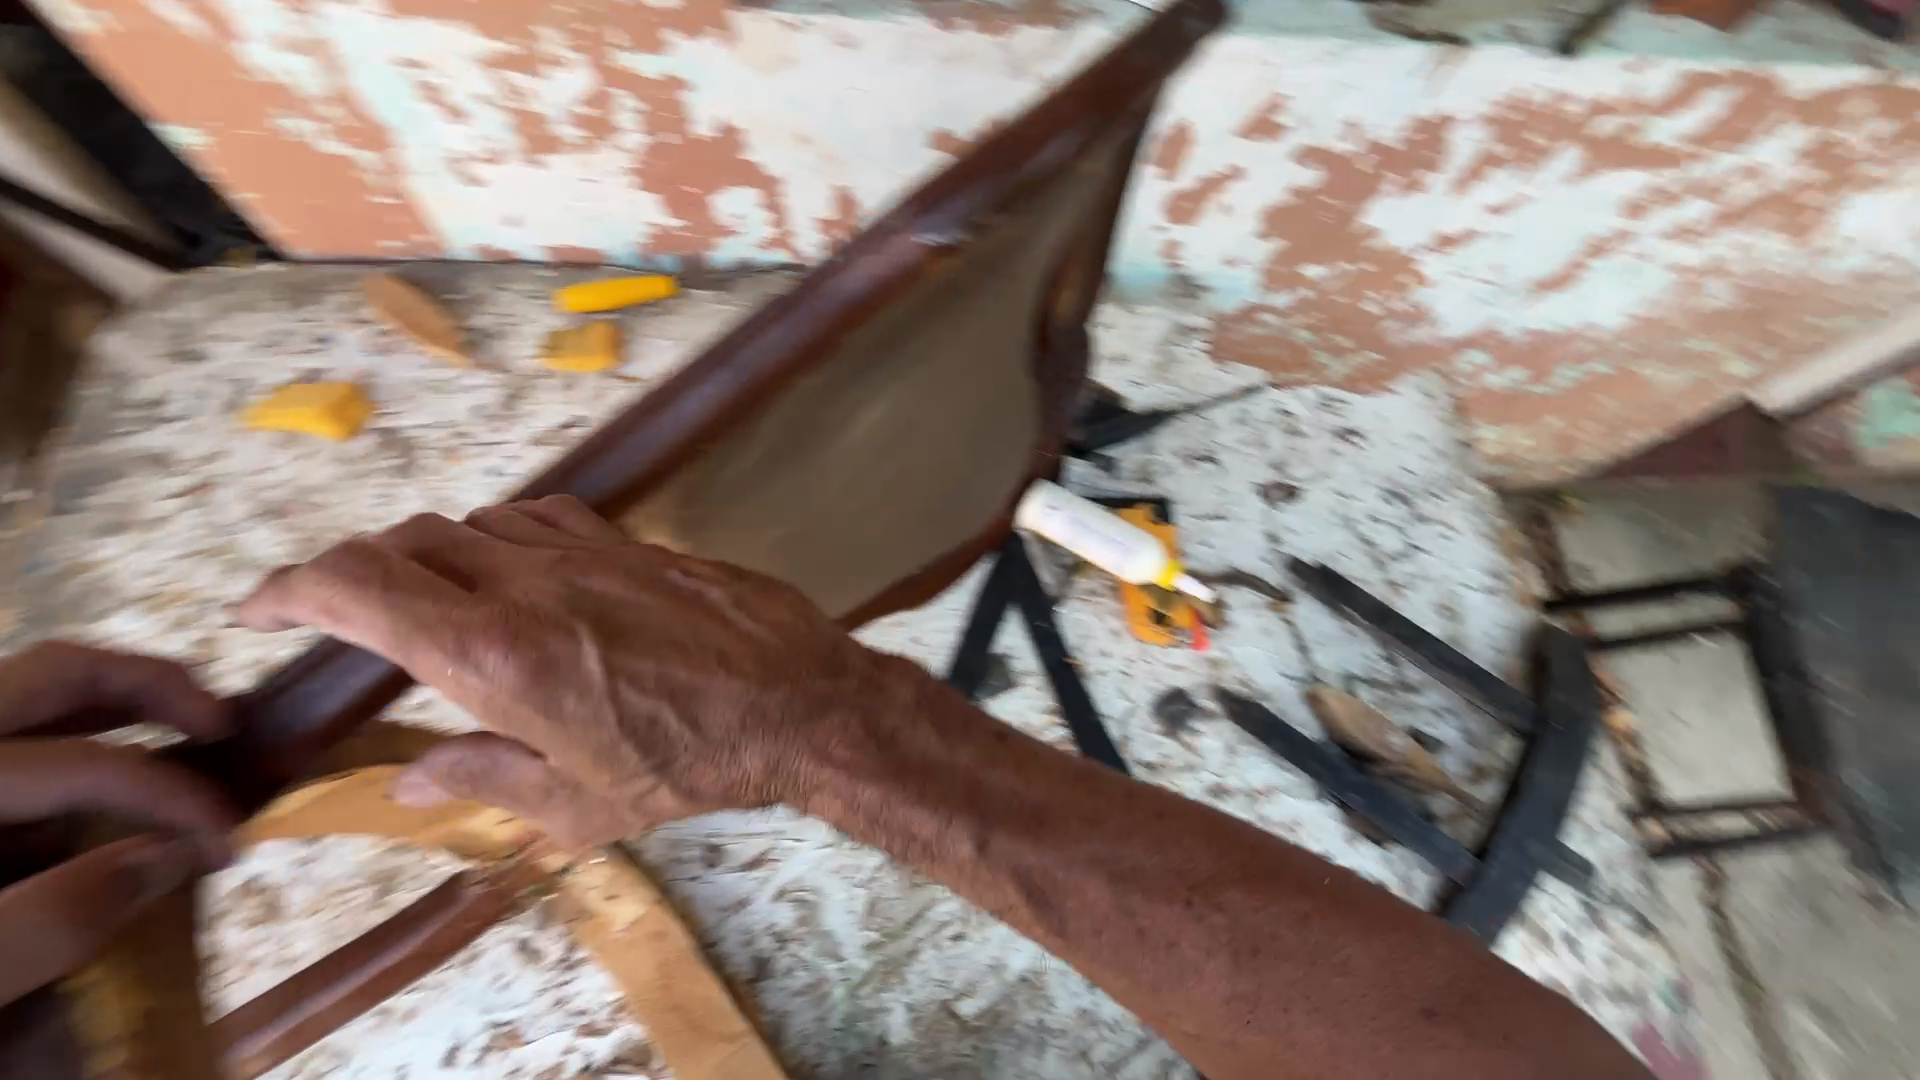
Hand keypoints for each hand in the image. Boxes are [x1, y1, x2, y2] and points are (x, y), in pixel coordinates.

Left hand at [0, 642, 236, 1009]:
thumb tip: (172, 857)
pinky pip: (27, 726)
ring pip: (43, 688)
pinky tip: (126, 778)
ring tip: (198, 734)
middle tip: (228, 730)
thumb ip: (43, 925)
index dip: (175, 795)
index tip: (230, 842)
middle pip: (60, 672)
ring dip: (134, 702)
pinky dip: (95, 732)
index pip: (85, 765)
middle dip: (163, 690)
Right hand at [234, 497, 929, 845]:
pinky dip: (511, 535)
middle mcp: (531, 586)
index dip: (289, 588)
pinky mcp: (640, 544)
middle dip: (359, 571)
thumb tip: (410, 780)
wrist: (800, 701)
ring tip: (442, 595)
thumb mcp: (578, 804)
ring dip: (440, 551)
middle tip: (353, 613)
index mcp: (495, 653)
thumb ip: (483, 780)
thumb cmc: (692, 763)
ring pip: (479, 523)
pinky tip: (526, 567)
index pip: (355, 586)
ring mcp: (592, 553)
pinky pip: (550, 518)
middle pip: (407, 542)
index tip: (262, 609)